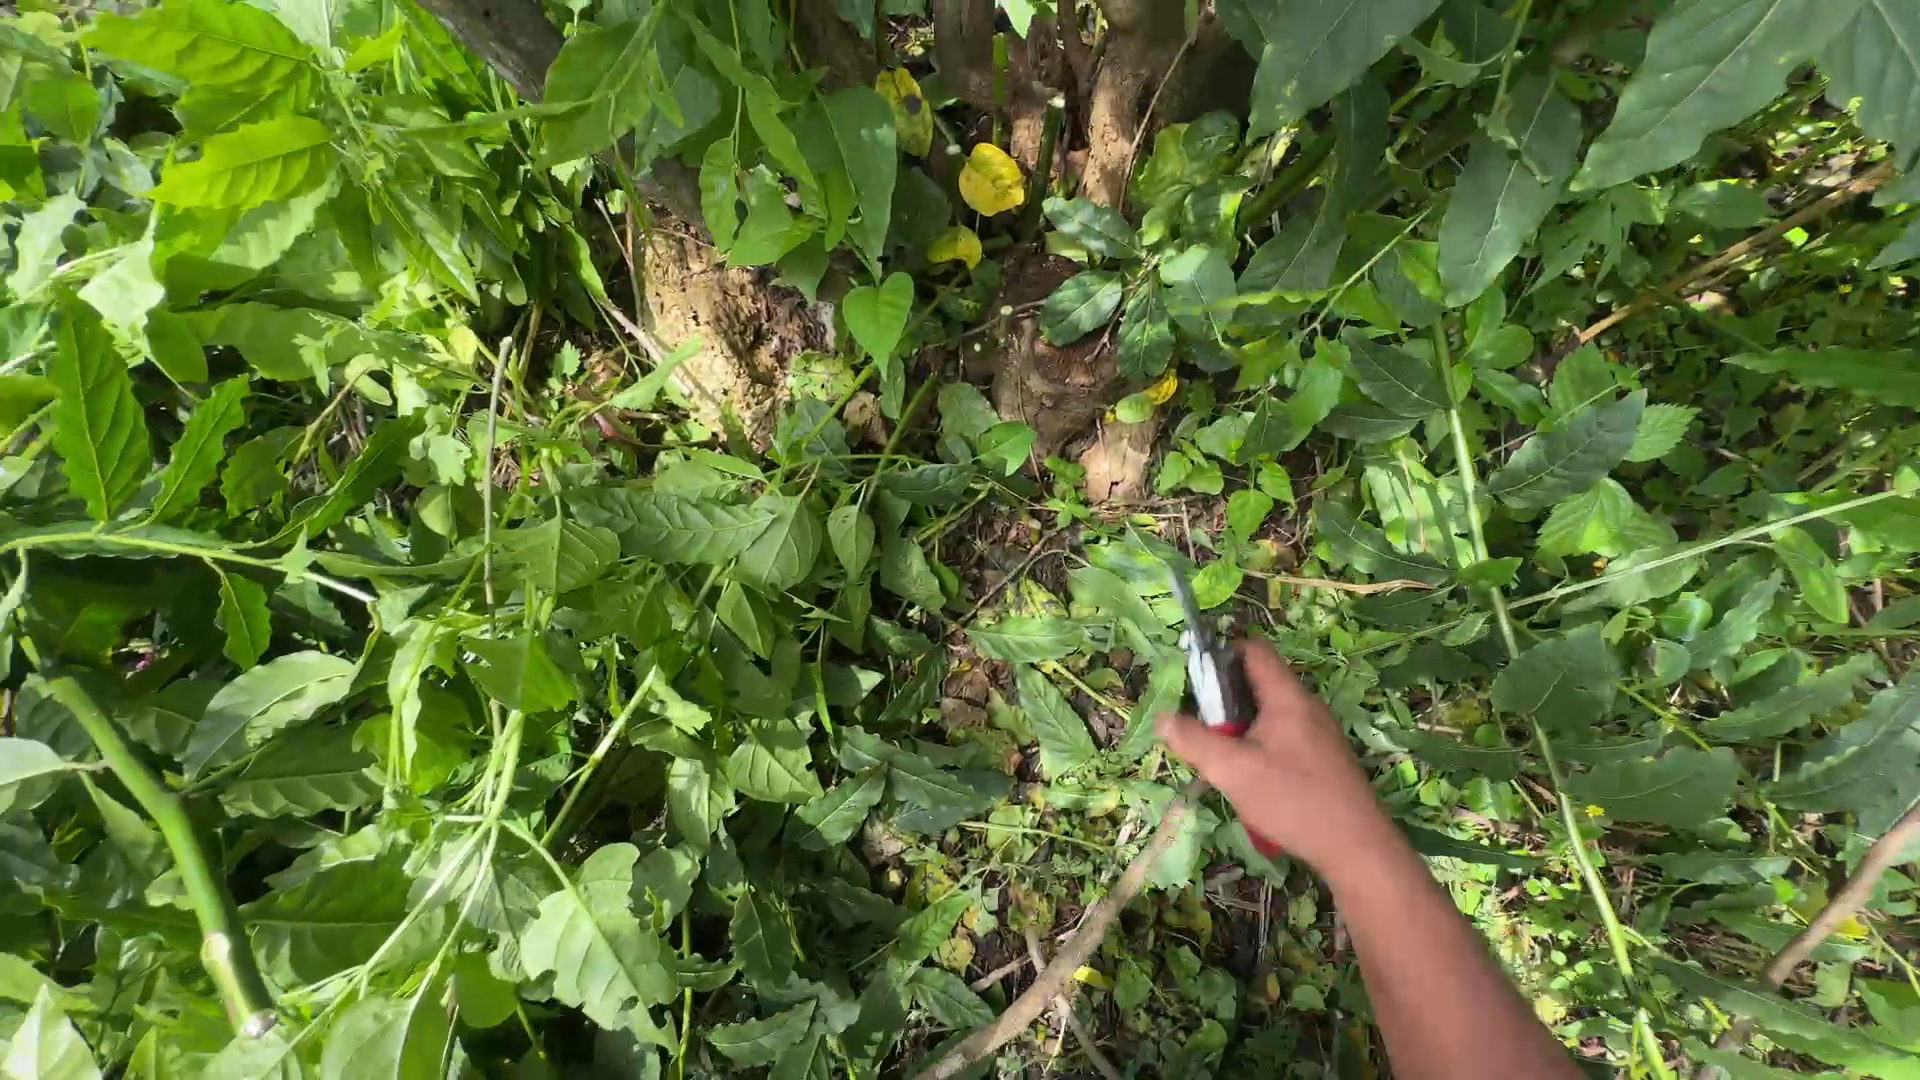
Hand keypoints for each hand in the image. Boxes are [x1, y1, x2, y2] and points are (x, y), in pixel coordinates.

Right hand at [1157, 640, 1392, 874]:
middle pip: (1258, 681)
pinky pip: (1282, 735)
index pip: (1253, 651)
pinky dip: (1258, 743)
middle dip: (1224, 696)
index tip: (1193, 677)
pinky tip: (1247, 775)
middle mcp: (1306, 707)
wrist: (1357, 851)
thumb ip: (1193, 740)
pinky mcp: (1322, 759)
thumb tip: (1162, 718)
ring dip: (1239, 724)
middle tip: (1199, 720)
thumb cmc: (1293, 800)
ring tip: (1218, 750)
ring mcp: (1318, 734)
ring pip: (1268, 712)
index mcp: (1287, 697)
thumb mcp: (1232, 770)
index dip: (1221, 654)